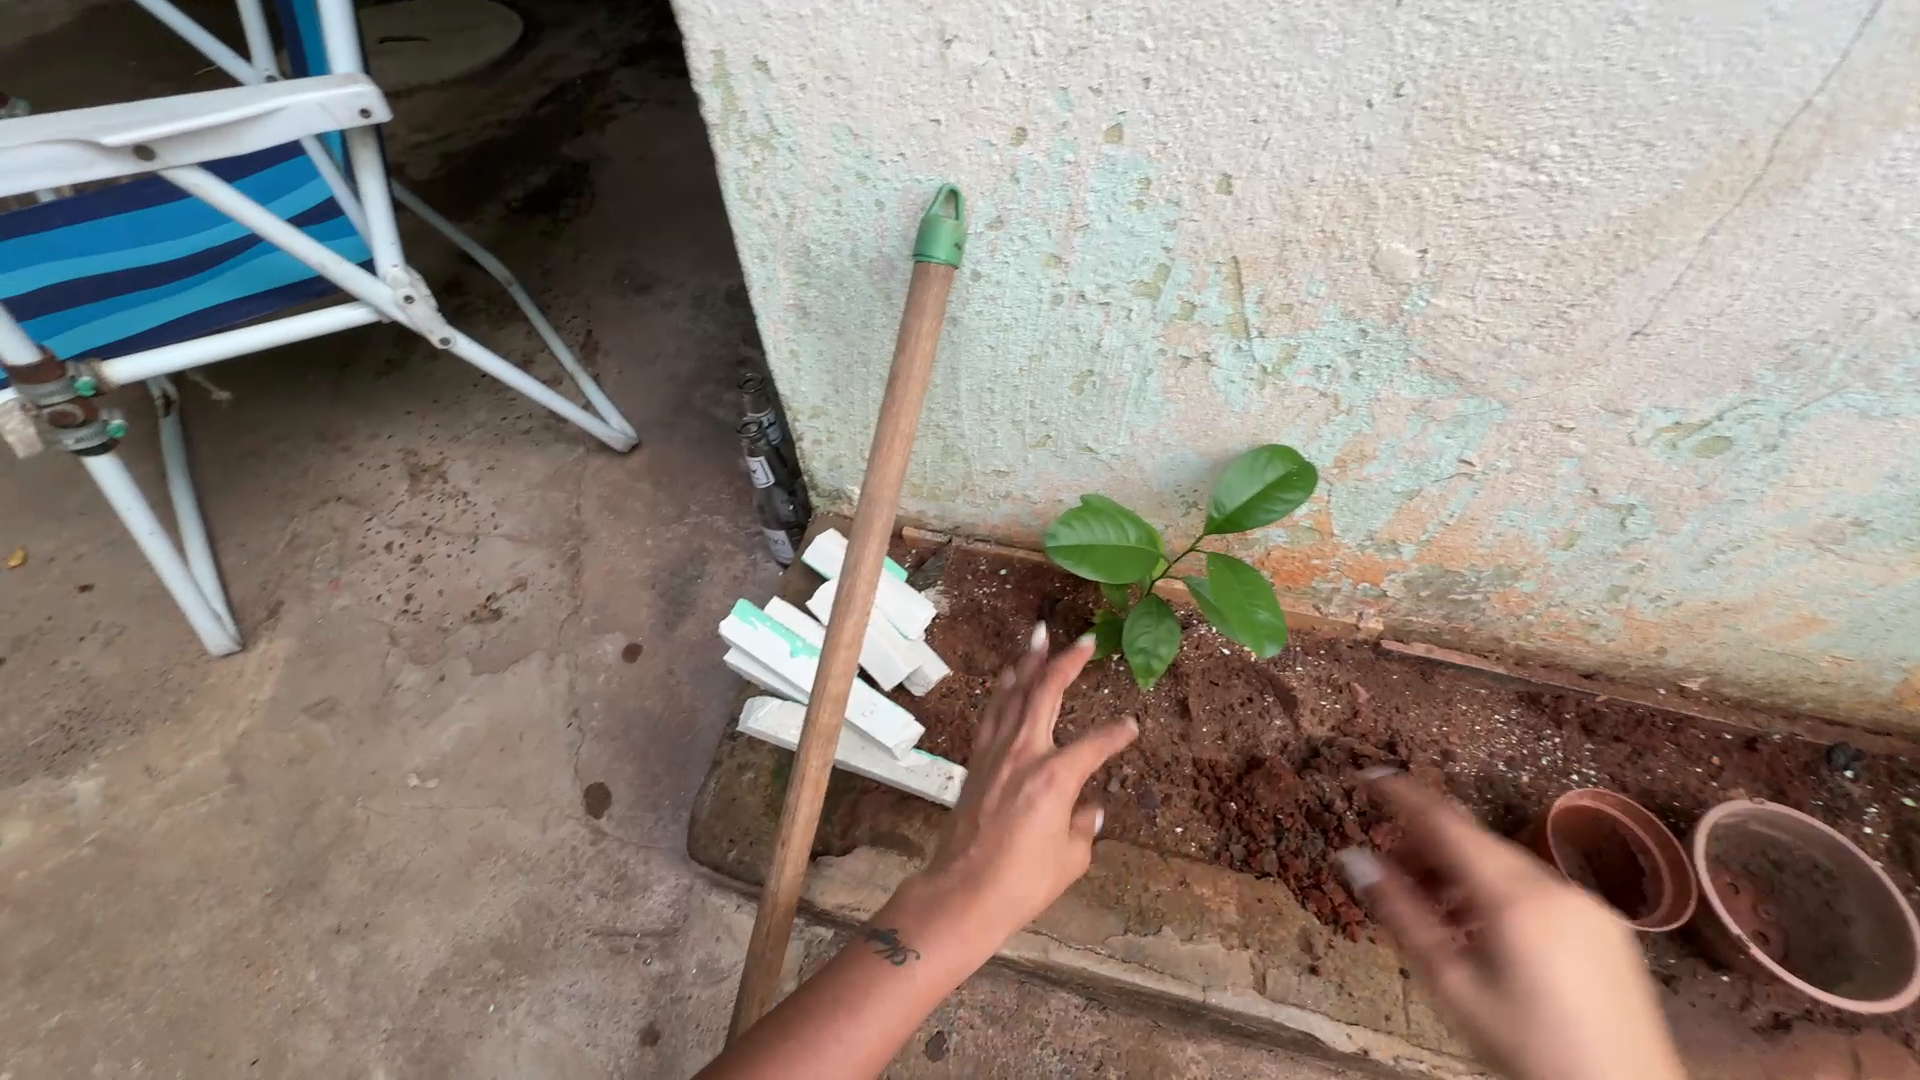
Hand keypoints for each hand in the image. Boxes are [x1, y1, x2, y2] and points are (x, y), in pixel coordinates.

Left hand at [912, 625, 1138, 943]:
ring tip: (1038, 636)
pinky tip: (1008, 678)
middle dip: (1065, 663)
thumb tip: (1089, 808)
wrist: (964, 891)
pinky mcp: (976, 760)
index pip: (1095, 744)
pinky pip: (992, 713)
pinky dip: (1002, 690)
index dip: (1116, 735)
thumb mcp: (1070, 857)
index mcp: (1055, 776)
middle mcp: (1024, 752)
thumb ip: (1084, 825)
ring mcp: (995, 752)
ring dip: (1027, 663)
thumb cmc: (1023, 881)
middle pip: (1045, 694)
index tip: (1130, 727)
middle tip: (1083, 640)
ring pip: (1013, 694)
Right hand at [1337, 771, 1685, 1079]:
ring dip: (1458, 867)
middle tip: (1391, 870)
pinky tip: (1482, 928)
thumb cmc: (1527, 1048)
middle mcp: (1553, 885)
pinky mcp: (1605, 924)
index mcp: (1512, 898)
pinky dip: (1495, 888)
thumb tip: (1352, 858)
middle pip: (1472, 839)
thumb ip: (1400, 914)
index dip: (1401, 795)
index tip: (1365, 777)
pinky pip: (1535, 885)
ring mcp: (1586, 902)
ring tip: (1434, 909)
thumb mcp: (1451, 985)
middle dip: (1424, 843)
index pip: (1444, 822)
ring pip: (1502, 861)